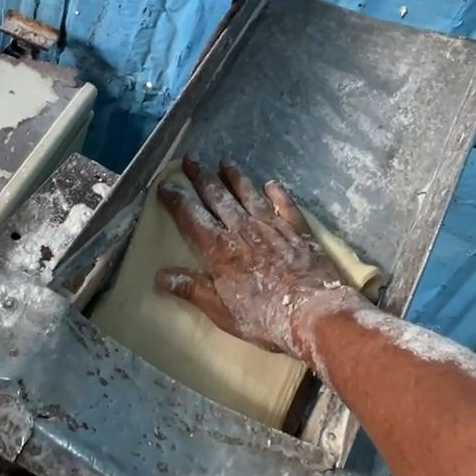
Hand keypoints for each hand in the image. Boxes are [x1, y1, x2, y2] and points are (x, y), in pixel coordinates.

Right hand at [154, 156, 369, 364]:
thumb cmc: (264, 317)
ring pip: (249, 194)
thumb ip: (192, 289)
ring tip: (225, 161)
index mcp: (221, 248)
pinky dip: (277, 193)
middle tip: (191, 159)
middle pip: (218, 196)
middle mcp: (243, 229)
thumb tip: (160, 276)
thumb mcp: (221, 311)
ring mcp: (272, 226)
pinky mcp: (298, 230)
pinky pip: (284, 205)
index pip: (191, 216)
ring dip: (235, 177)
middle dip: (202, 177)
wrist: (315, 312)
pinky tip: (271, 184)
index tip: (165, 185)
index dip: (176, 199)